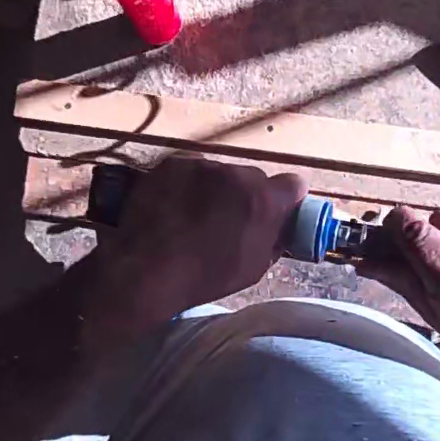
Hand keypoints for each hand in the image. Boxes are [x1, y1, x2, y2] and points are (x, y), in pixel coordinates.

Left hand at [84, 157, 305, 332]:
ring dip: (214, 189)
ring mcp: (201, 165)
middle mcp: (236, 173)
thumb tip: (280, 228)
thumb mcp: (253, 267)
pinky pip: (189, 170)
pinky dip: (185, 185)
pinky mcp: (172, 164)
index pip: (293, 185)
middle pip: (252, 178)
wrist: (146, 270)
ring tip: (193, 216)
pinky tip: (173, 207)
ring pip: (218, 173)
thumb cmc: (204, 276)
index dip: (285, 200)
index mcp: (263, 200)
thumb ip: (273, 240)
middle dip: (245, 195)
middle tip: (227, 220)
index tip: (275, 212)